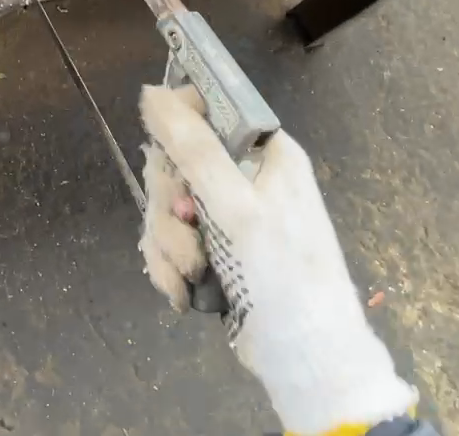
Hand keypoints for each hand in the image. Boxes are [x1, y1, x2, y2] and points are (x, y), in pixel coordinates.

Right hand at [139, 85, 417, 435]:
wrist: (306, 365)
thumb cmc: (283, 277)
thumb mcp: (237, 207)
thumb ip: (194, 148)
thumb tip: (151, 93)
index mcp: (264, 152)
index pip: (203, 109)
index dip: (176, 131)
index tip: (172, 163)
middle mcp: (245, 174)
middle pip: (174, 160)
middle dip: (170, 203)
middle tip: (187, 227)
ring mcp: (227, 212)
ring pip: (166, 202)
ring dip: (168, 240)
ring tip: (190, 272)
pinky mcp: (213, 246)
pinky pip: (168, 236)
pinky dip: (169, 263)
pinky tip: (182, 288)